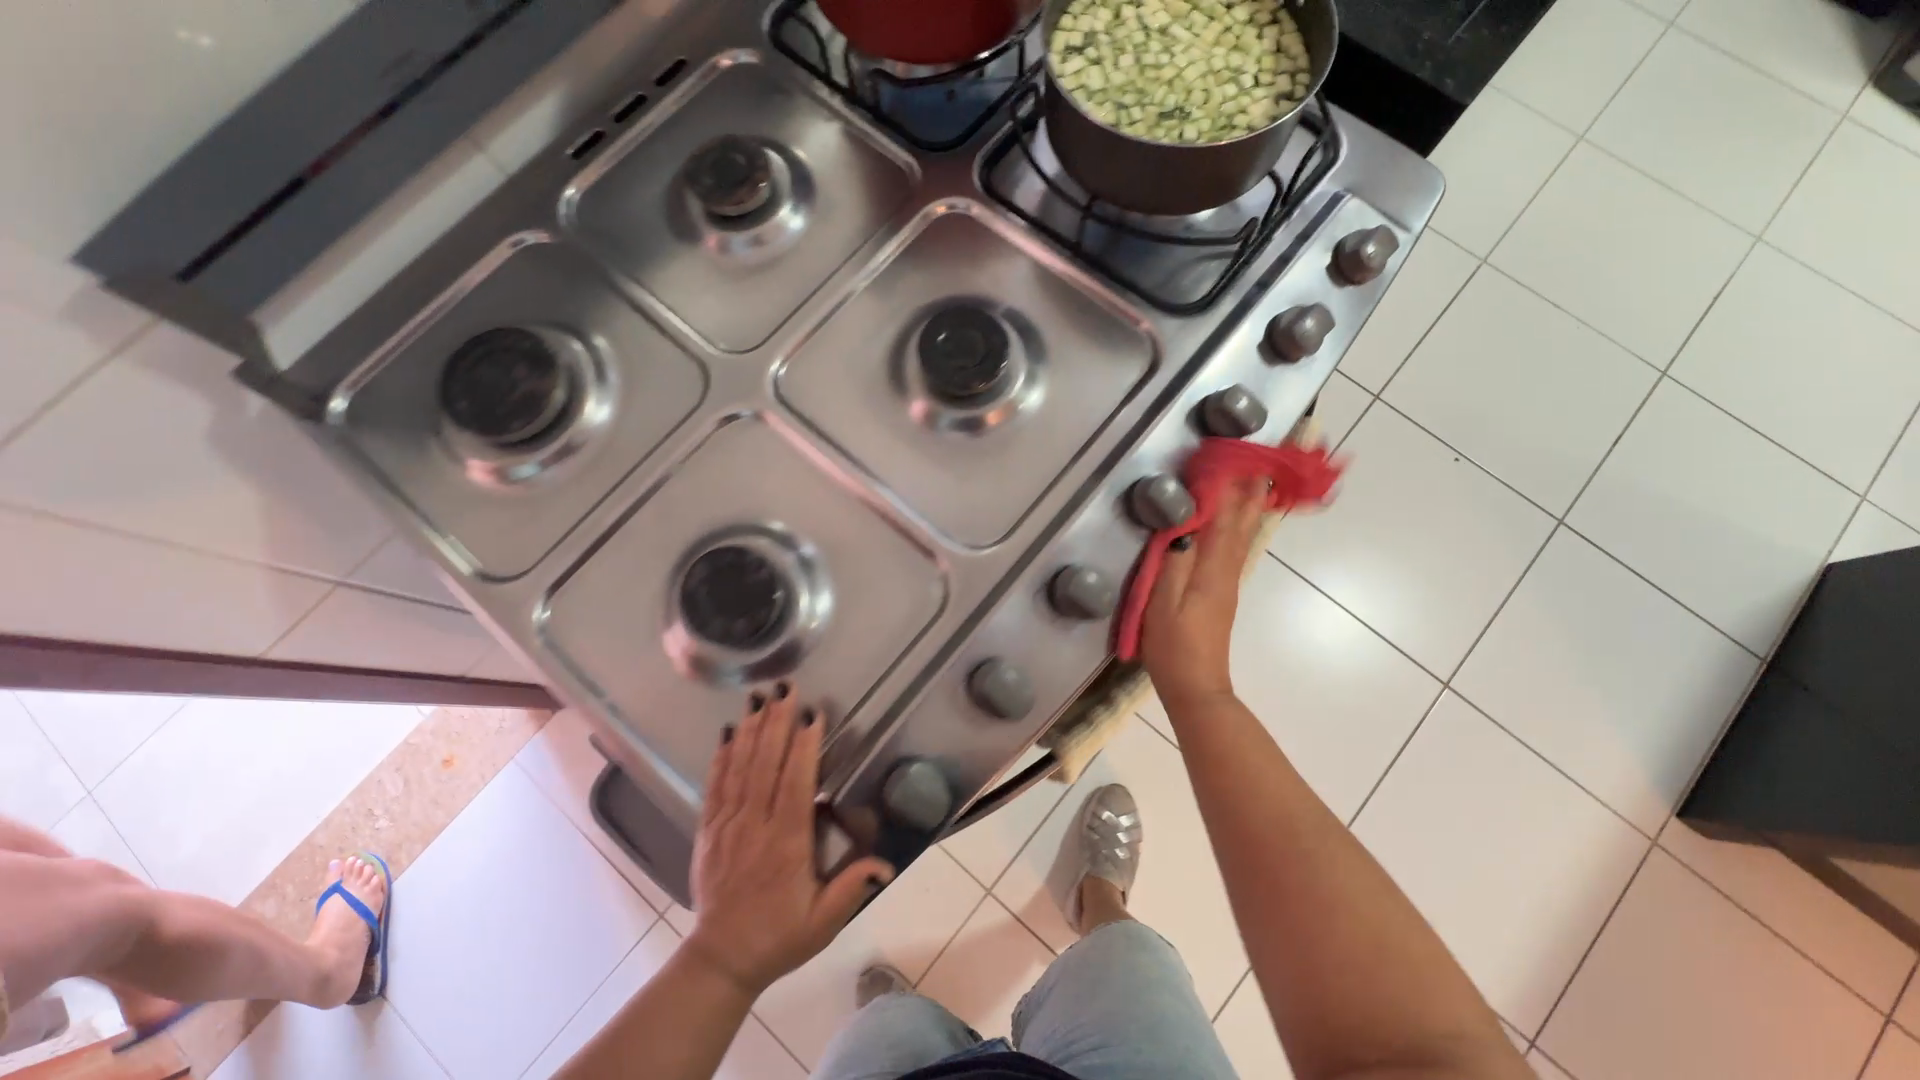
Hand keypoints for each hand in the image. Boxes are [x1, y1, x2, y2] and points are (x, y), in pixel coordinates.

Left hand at [683, 686, 894, 996]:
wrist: (722, 958)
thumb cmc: (780, 936)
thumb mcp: (824, 921)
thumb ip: (852, 887)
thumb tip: (885, 863)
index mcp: (787, 844)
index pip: (796, 783)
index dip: (804, 746)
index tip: (812, 713)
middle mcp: (756, 826)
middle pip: (766, 764)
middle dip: (776, 722)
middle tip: (785, 688)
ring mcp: (728, 826)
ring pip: (740, 768)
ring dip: (750, 730)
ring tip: (758, 698)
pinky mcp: (709, 831)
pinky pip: (715, 786)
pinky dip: (721, 756)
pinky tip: (727, 733)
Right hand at [1139, 476, 1270, 709]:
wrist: (1196, 689)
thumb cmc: (1174, 648)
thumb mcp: (1163, 605)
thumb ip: (1171, 564)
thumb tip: (1182, 524)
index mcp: (1211, 571)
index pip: (1222, 521)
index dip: (1227, 489)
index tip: (1231, 458)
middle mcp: (1225, 573)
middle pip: (1240, 526)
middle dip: (1247, 494)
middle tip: (1259, 462)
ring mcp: (1226, 586)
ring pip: (1240, 539)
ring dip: (1246, 509)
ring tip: (1254, 484)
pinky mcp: (1220, 597)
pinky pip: (1232, 552)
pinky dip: (1237, 531)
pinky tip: (1235, 529)